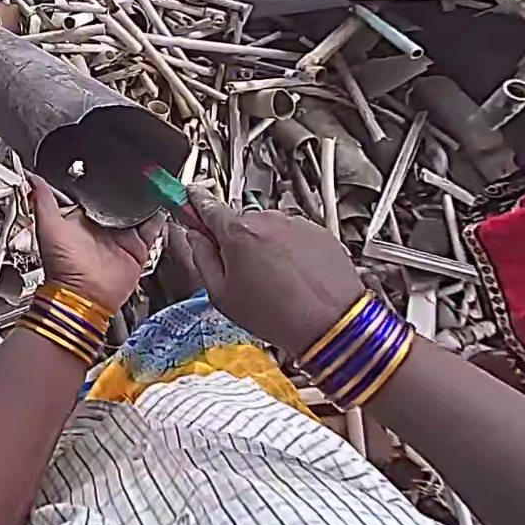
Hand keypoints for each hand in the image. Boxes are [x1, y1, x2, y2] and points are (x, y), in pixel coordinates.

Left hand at [27, 175, 157, 311]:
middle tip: (134, 172)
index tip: (107, 164)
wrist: (84, 294)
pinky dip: (157, 218)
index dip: (99, 181)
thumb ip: (42, 201)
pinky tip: (160, 204)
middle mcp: (101, 226)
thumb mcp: (48, 227)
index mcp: (80, 218)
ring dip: (142, 200)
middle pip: (117, 202)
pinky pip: (151, 229)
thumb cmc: (62, 266)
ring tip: (150, 183)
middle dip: (124, 189)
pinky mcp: (136, 248)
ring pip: (136, 213)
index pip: (92, 194)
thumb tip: (33, 180)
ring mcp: (119, 237)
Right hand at [165, 188, 364, 351]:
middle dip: (235, 239)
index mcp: (237, 231)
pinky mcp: (319, 232)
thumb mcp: (221, 294)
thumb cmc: (280, 316)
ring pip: (267, 227)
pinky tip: (294, 276)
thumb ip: (200, 258)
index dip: (194, 201)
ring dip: (265, 244)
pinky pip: (294, 235)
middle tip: (241, 269)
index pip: (206, 204)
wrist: (336, 327)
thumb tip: (195, 239)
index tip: (189, 197)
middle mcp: (267, 220)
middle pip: (238, 221)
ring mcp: (295, 224)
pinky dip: (290, 250)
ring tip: (274, 278)